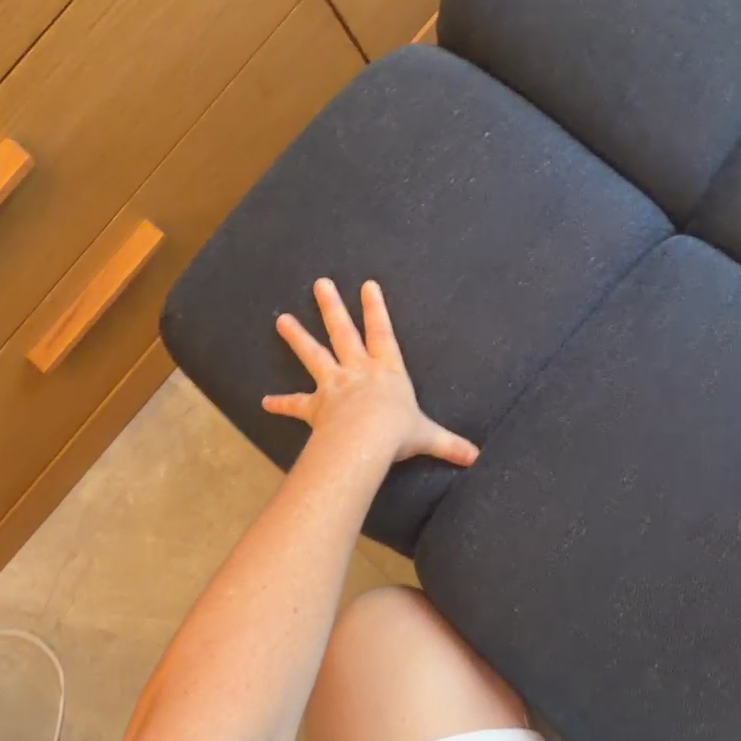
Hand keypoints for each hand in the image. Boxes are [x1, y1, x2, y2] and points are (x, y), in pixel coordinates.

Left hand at [262, 278, 478, 466]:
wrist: (366, 439)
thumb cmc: (398, 432)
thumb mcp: (429, 437)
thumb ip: (450, 445)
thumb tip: (475, 457)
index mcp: (388, 371)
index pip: (382, 332)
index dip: (375, 308)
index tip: (367, 285)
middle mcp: (359, 371)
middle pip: (343, 332)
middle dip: (332, 307)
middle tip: (320, 284)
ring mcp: (334, 385)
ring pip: (314, 355)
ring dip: (298, 337)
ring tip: (281, 319)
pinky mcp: (316, 406)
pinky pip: (297, 404)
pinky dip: (281, 403)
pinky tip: (265, 402)